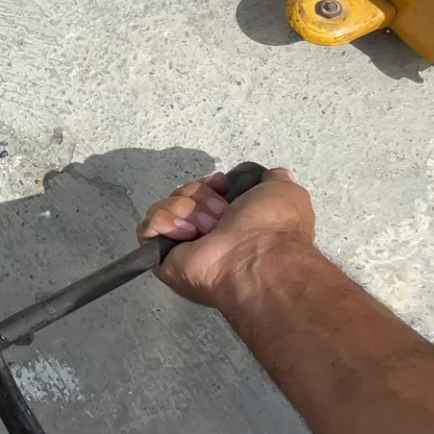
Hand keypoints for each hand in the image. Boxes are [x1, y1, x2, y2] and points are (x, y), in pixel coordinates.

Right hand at [138, 167, 314, 307]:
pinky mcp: (158, 254)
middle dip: (198, 198)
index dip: (208, 185)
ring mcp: (178, 244)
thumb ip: (275, 180)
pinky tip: (187, 234)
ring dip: (186, 212)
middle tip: (219, 215)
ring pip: (164, 207)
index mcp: (228, 221)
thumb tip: (274, 174)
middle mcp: (203, 232)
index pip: (201, 191)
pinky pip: (147, 226)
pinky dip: (166, 224)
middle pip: (180, 195)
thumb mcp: (285, 193)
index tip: (221, 185)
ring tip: (206, 229)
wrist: (254, 258)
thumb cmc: (270, 228)